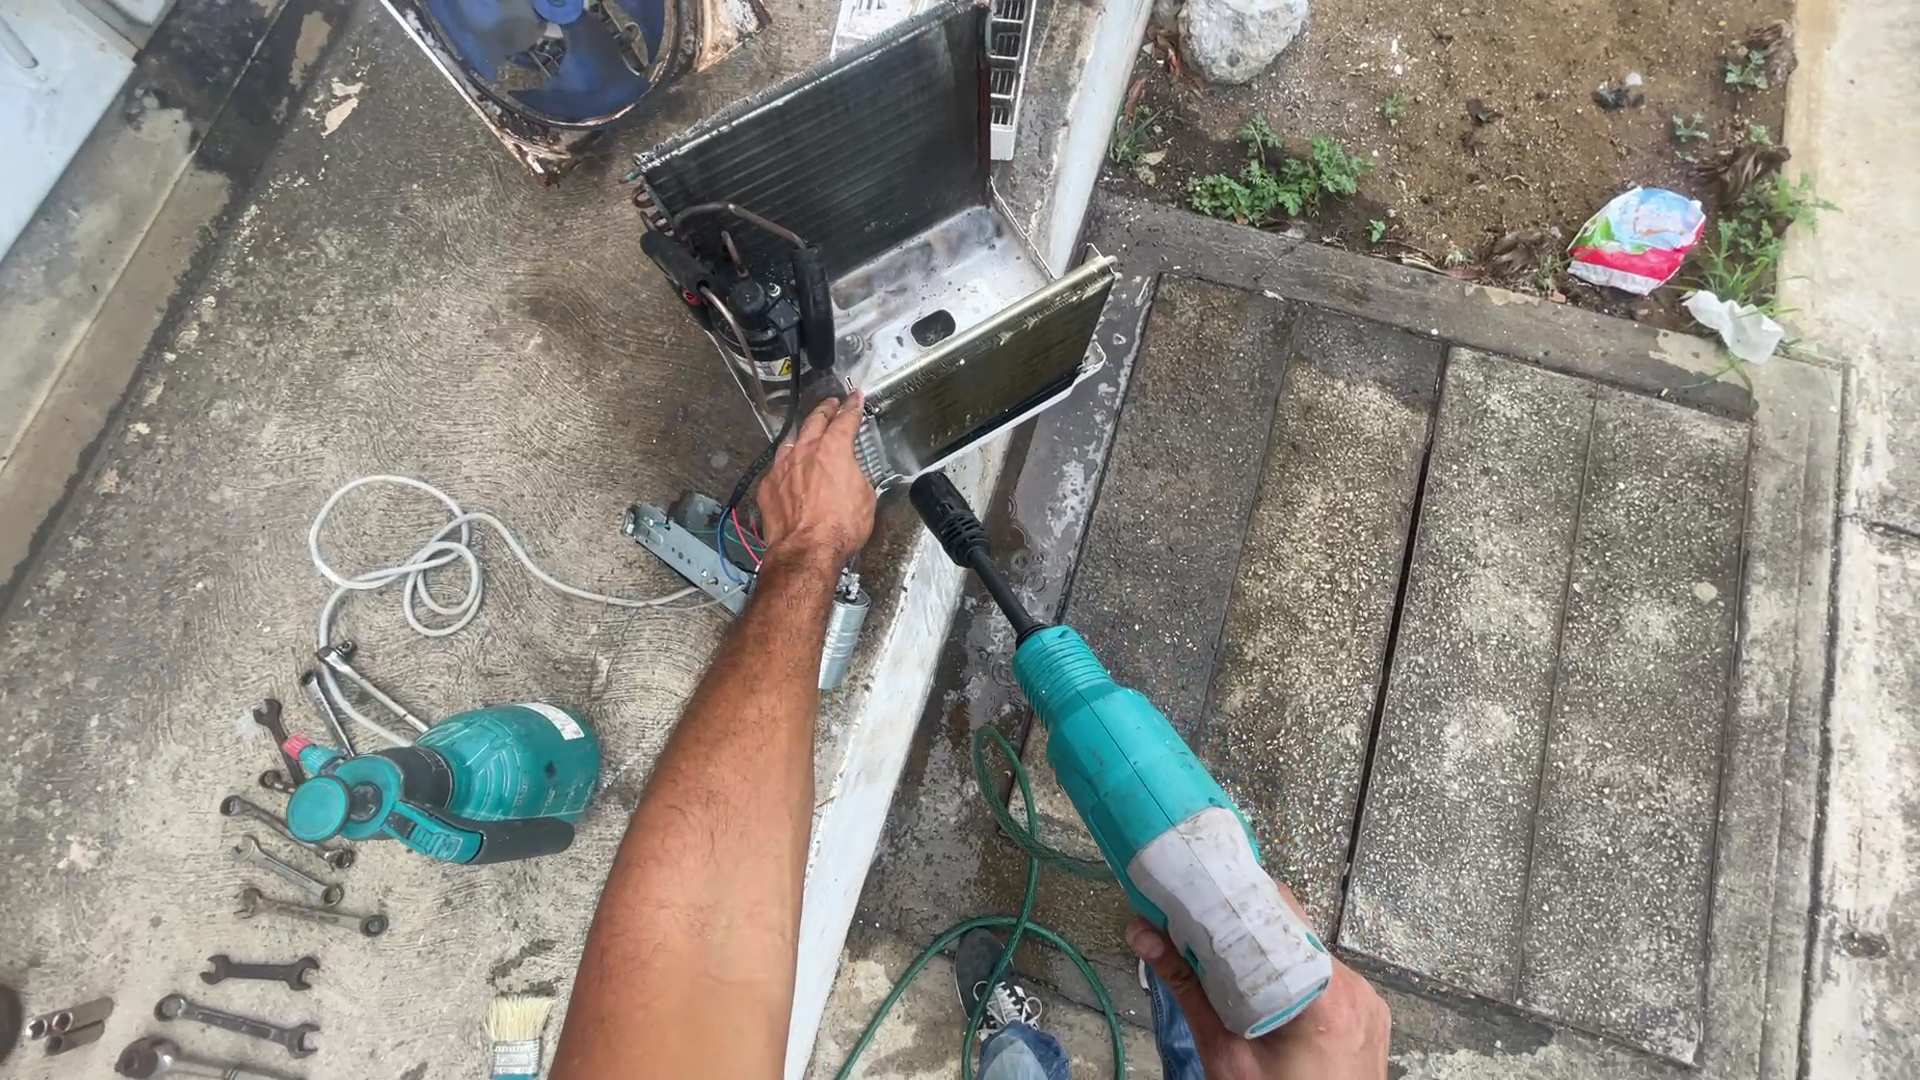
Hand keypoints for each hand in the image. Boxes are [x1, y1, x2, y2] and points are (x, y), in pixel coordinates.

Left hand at [756, 391, 876, 569]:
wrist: (807, 550)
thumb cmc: (839, 527)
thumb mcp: (866, 498)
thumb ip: (857, 478)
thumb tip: (852, 478)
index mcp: (834, 449)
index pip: (845, 419)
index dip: (853, 406)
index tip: (855, 399)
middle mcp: (805, 452)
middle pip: (814, 420)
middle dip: (825, 410)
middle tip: (831, 405)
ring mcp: (783, 467)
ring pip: (792, 441)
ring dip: (802, 436)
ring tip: (807, 436)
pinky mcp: (769, 486)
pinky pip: (777, 468)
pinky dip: (786, 466)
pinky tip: (790, 472)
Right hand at [1126, 884, 1389, 1079]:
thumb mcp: (1223, 1052)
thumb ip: (1185, 986)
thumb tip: (1139, 930)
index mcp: (1329, 995)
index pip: (1282, 912)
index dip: (1239, 894)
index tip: (1203, 886)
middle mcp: (1358, 990)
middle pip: (1293, 930)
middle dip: (1246, 923)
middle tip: (1203, 920)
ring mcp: (1370, 1004)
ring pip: (1306, 952)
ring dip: (1267, 949)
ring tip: (1226, 953)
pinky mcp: (1369, 1018)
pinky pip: (1323, 977)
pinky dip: (1290, 974)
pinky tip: (1262, 984)